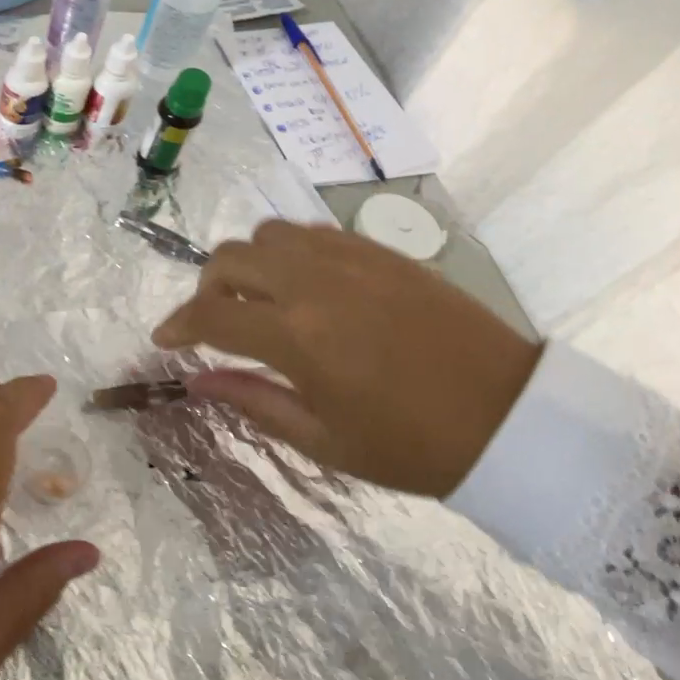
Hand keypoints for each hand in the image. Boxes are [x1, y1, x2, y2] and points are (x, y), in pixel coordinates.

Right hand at [152, 222, 542, 497]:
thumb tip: (199, 380)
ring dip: (249, 262)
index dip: (178, 325)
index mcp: (296, 336)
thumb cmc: (415, 447)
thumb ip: (253, 401)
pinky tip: (306, 285)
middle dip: (208, 288)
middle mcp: (314, 284)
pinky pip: (313, 232)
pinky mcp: (381, 252)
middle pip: (230, 258)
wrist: (514, 419)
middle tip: (216, 322)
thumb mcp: (325, 442)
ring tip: (262, 298)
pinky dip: (290, 251)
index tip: (164, 339)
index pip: (211, 314)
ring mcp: (350, 260)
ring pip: (269, 234)